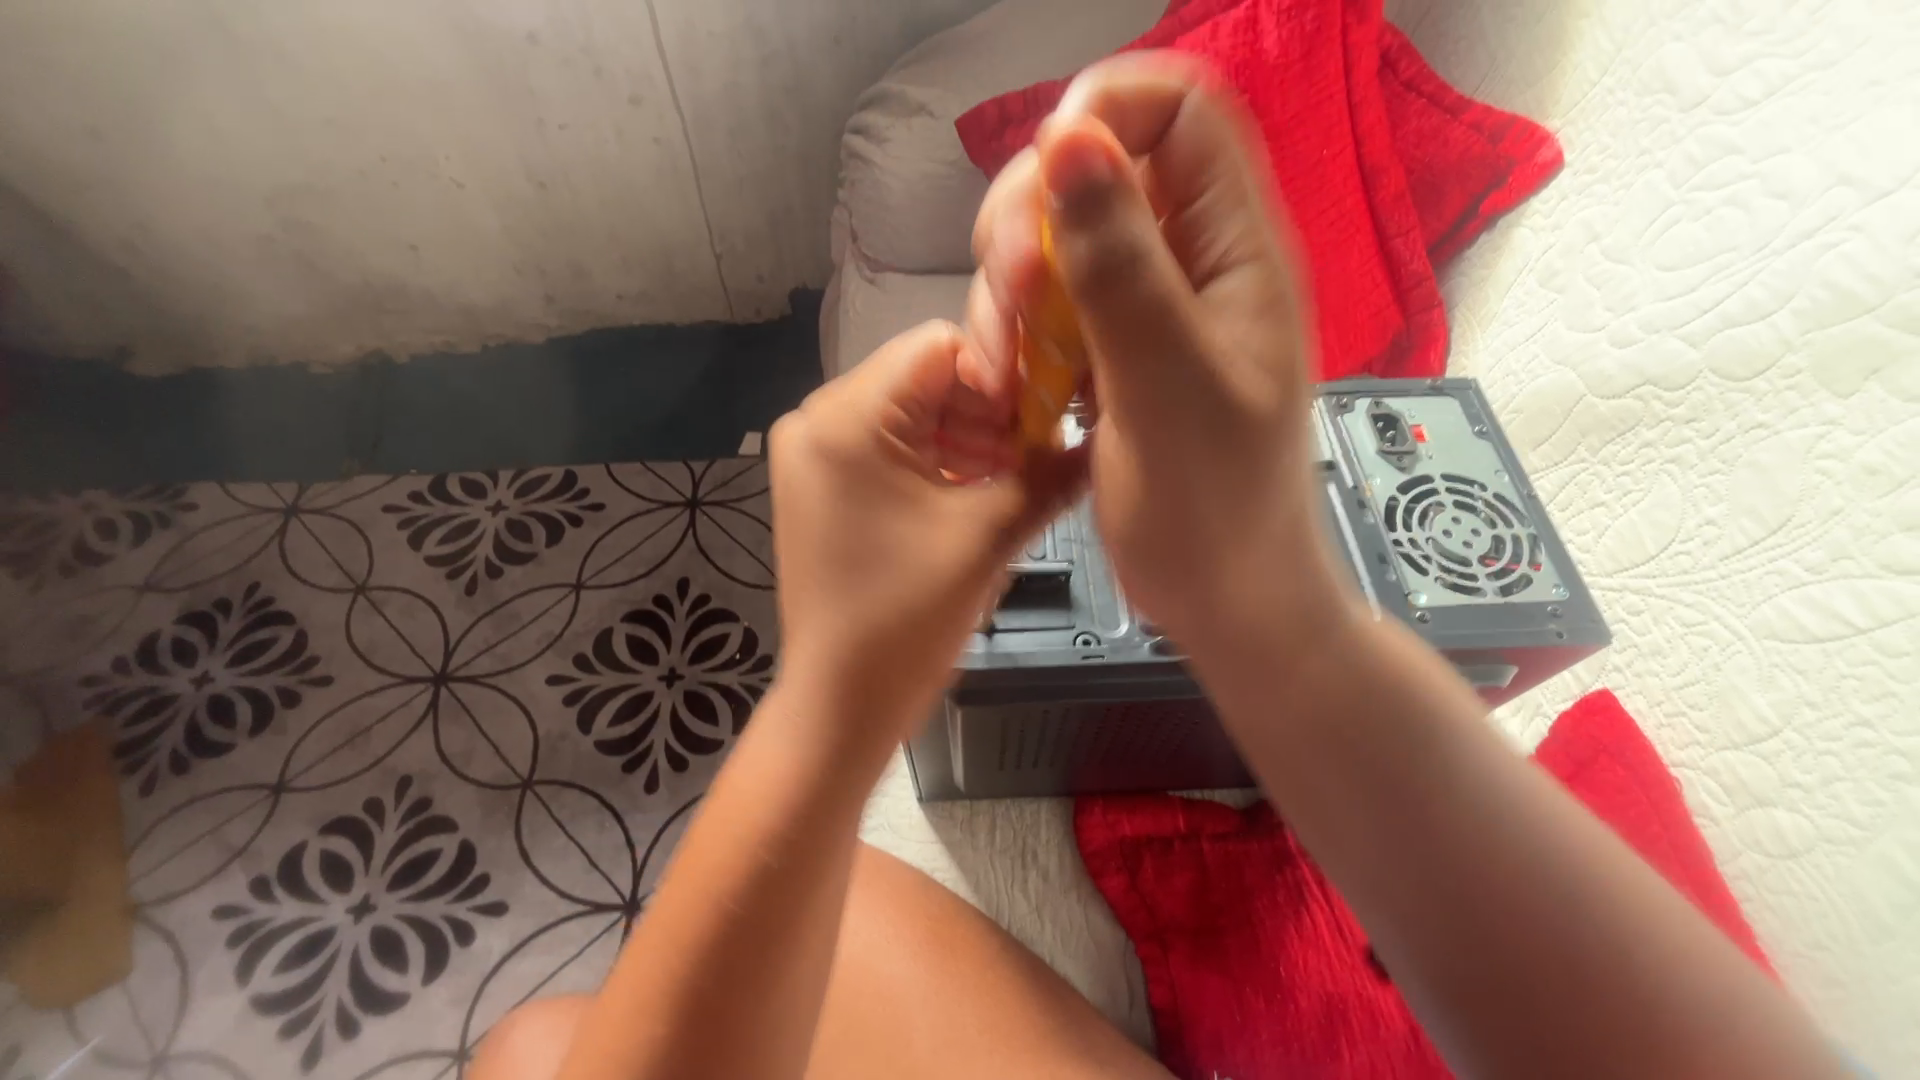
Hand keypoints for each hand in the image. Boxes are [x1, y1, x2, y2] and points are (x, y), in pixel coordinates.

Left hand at [768, 321, 1083, 749]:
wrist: (841, 704)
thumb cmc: (906, 618)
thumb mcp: (986, 536)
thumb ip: (1049, 474)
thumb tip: (1106, 435)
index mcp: (845, 418)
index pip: (940, 347)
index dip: (1003, 372)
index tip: (1049, 412)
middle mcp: (818, 420)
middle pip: (925, 381)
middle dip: (991, 412)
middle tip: (1044, 450)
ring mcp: (816, 456)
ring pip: (912, 417)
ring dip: (970, 440)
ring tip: (1022, 477)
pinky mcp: (824, 488)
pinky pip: (892, 452)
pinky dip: (940, 464)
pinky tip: (985, 492)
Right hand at [967, 53, 1357, 659]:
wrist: (1224, 600)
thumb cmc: (1213, 507)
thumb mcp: (1167, 382)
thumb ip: (1120, 263)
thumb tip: (1069, 136)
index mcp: (1236, 250)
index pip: (1181, 111)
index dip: (1107, 114)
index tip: (1044, 176)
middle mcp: (1193, 264)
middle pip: (1100, 169)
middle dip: (1035, 215)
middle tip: (1013, 292)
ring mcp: (1149, 311)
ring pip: (1061, 242)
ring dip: (1013, 286)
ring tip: (1009, 361)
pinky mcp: (1113, 355)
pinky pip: (1050, 308)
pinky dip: (1017, 333)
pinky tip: (1013, 383)